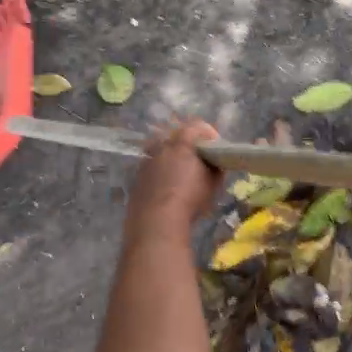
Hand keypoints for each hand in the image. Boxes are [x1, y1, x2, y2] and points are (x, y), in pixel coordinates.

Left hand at [123, 117, 223, 245]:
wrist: (156, 224)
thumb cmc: (190, 199)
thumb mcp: (213, 183)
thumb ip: (216, 168)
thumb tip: (215, 163)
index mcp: (182, 145)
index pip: (194, 126)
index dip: (206, 132)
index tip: (214, 144)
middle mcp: (161, 149)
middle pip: (172, 137)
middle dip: (184, 144)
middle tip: (193, 157)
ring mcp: (145, 165)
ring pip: (158, 154)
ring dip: (168, 159)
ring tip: (177, 175)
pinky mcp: (135, 182)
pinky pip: (149, 171)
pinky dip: (157, 175)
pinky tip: (164, 190)